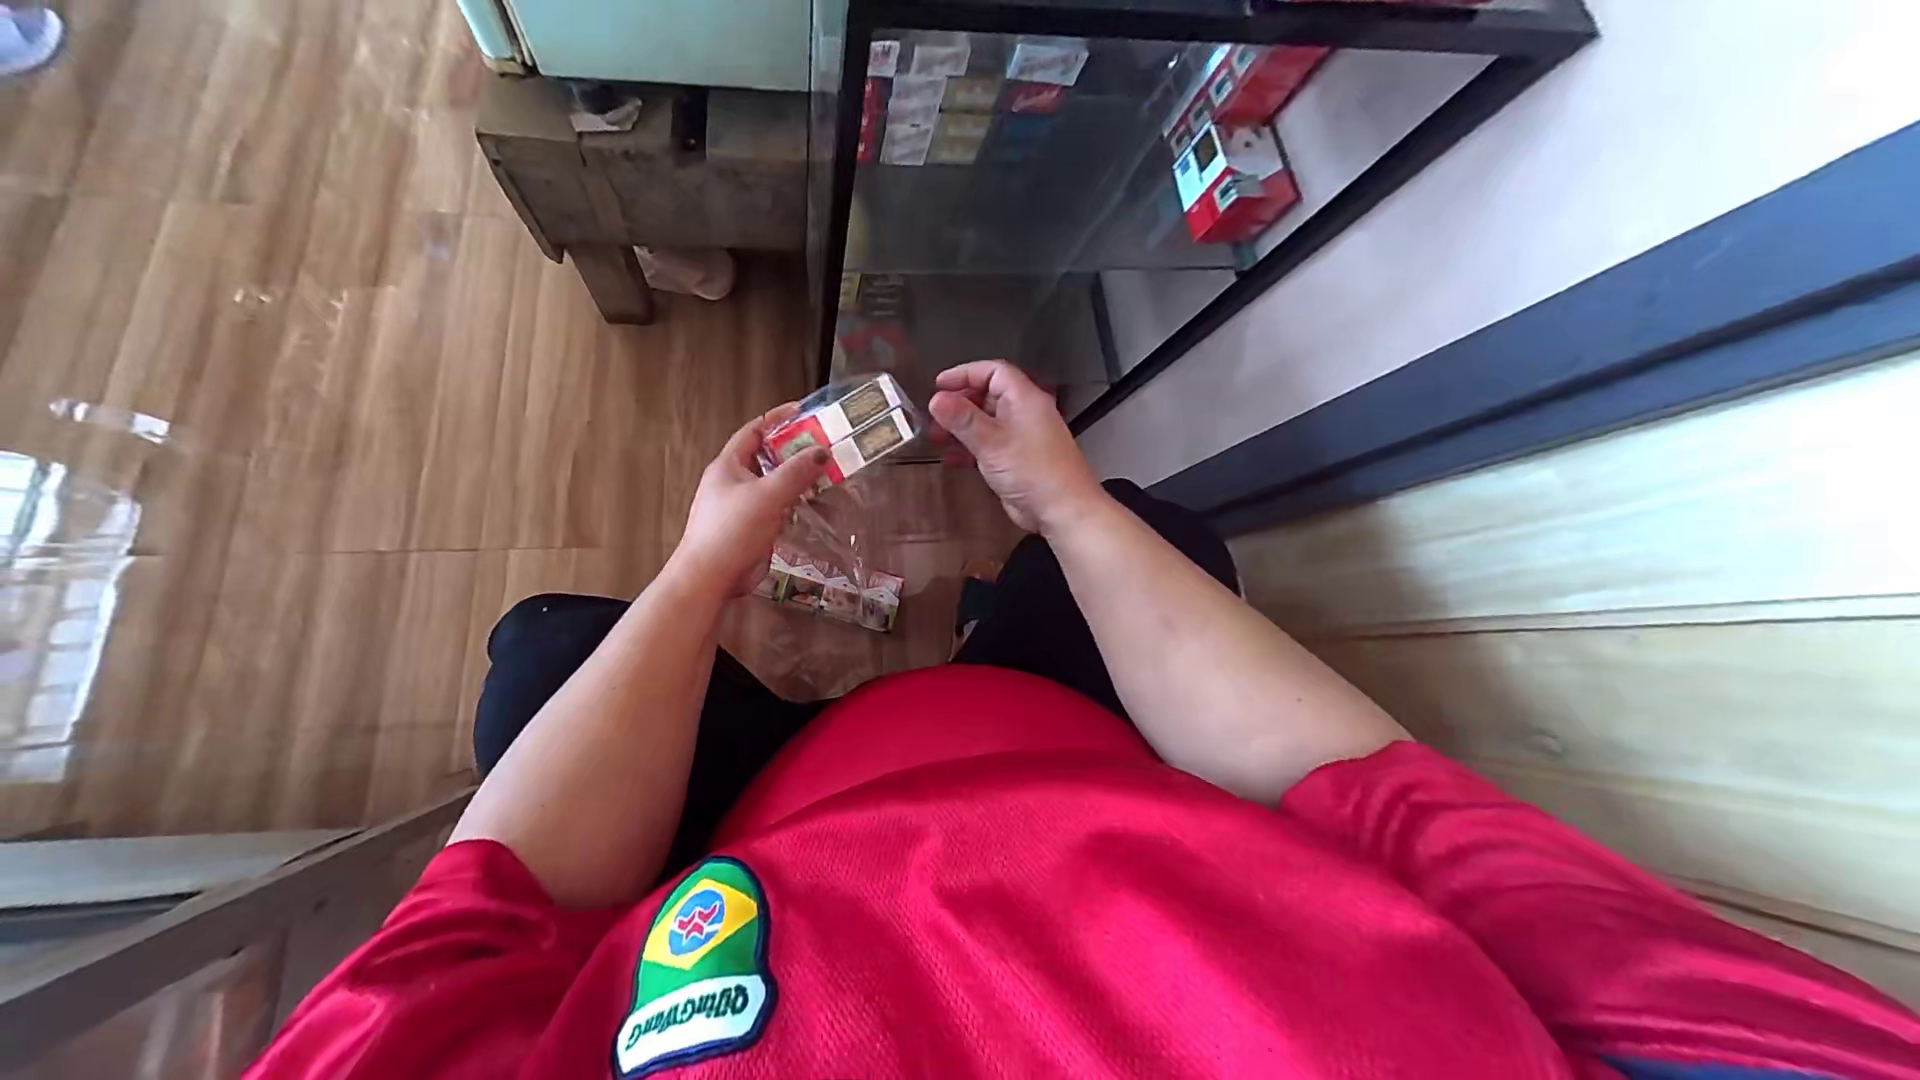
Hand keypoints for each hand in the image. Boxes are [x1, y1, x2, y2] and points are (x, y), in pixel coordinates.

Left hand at [668, 404, 829, 597]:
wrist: (711, 577)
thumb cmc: (732, 530)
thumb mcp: (767, 495)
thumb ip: (796, 472)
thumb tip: (822, 452)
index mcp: (728, 466)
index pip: (753, 431)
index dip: (777, 419)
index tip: (803, 412)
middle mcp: (734, 482)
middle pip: (768, 458)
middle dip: (794, 451)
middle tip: (823, 446)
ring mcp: (744, 506)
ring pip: (775, 485)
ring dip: (799, 480)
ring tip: (826, 474)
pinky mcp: (754, 528)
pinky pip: (779, 508)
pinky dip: (796, 504)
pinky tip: (815, 506)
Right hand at [928, 360, 1107, 535]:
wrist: (1062, 510)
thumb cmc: (1038, 474)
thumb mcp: (992, 442)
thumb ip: (963, 419)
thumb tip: (938, 399)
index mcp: (1025, 399)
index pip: (993, 371)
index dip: (964, 374)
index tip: (940, 384)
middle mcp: (1025, 414)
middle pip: (988, 396)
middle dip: (959, 403)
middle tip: (936, 413)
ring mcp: (1021, 437)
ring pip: (987, 422)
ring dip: (962, 427)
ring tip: (937, 435)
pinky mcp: (1017, 460)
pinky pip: (990, 446)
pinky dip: (971, 447)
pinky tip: (953, 457)